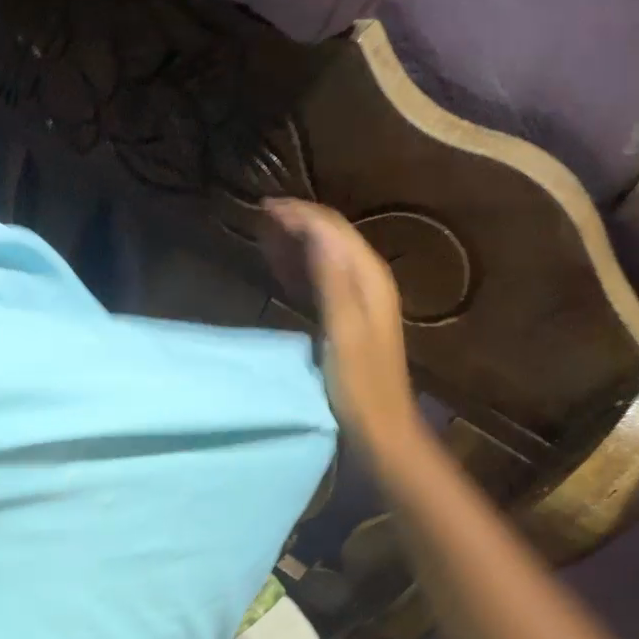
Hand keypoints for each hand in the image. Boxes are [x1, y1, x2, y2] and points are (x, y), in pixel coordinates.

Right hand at [259, 198, 419, 447]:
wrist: (380, 430)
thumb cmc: (360, 385)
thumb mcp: (344, 331)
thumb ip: (332, 279)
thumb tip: (315, 231)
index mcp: (368, 279)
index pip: (332, 229)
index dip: (299, 214)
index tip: (263, 207)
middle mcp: (367, 282)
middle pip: (330, 238)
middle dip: (296, 224)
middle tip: (257, 218)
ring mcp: (360, 302)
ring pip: (325, 258)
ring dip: (296, 245)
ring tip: (263, 236)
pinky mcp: (348, 322)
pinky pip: (322, 282)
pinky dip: (301, 271)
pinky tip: (282, 273)